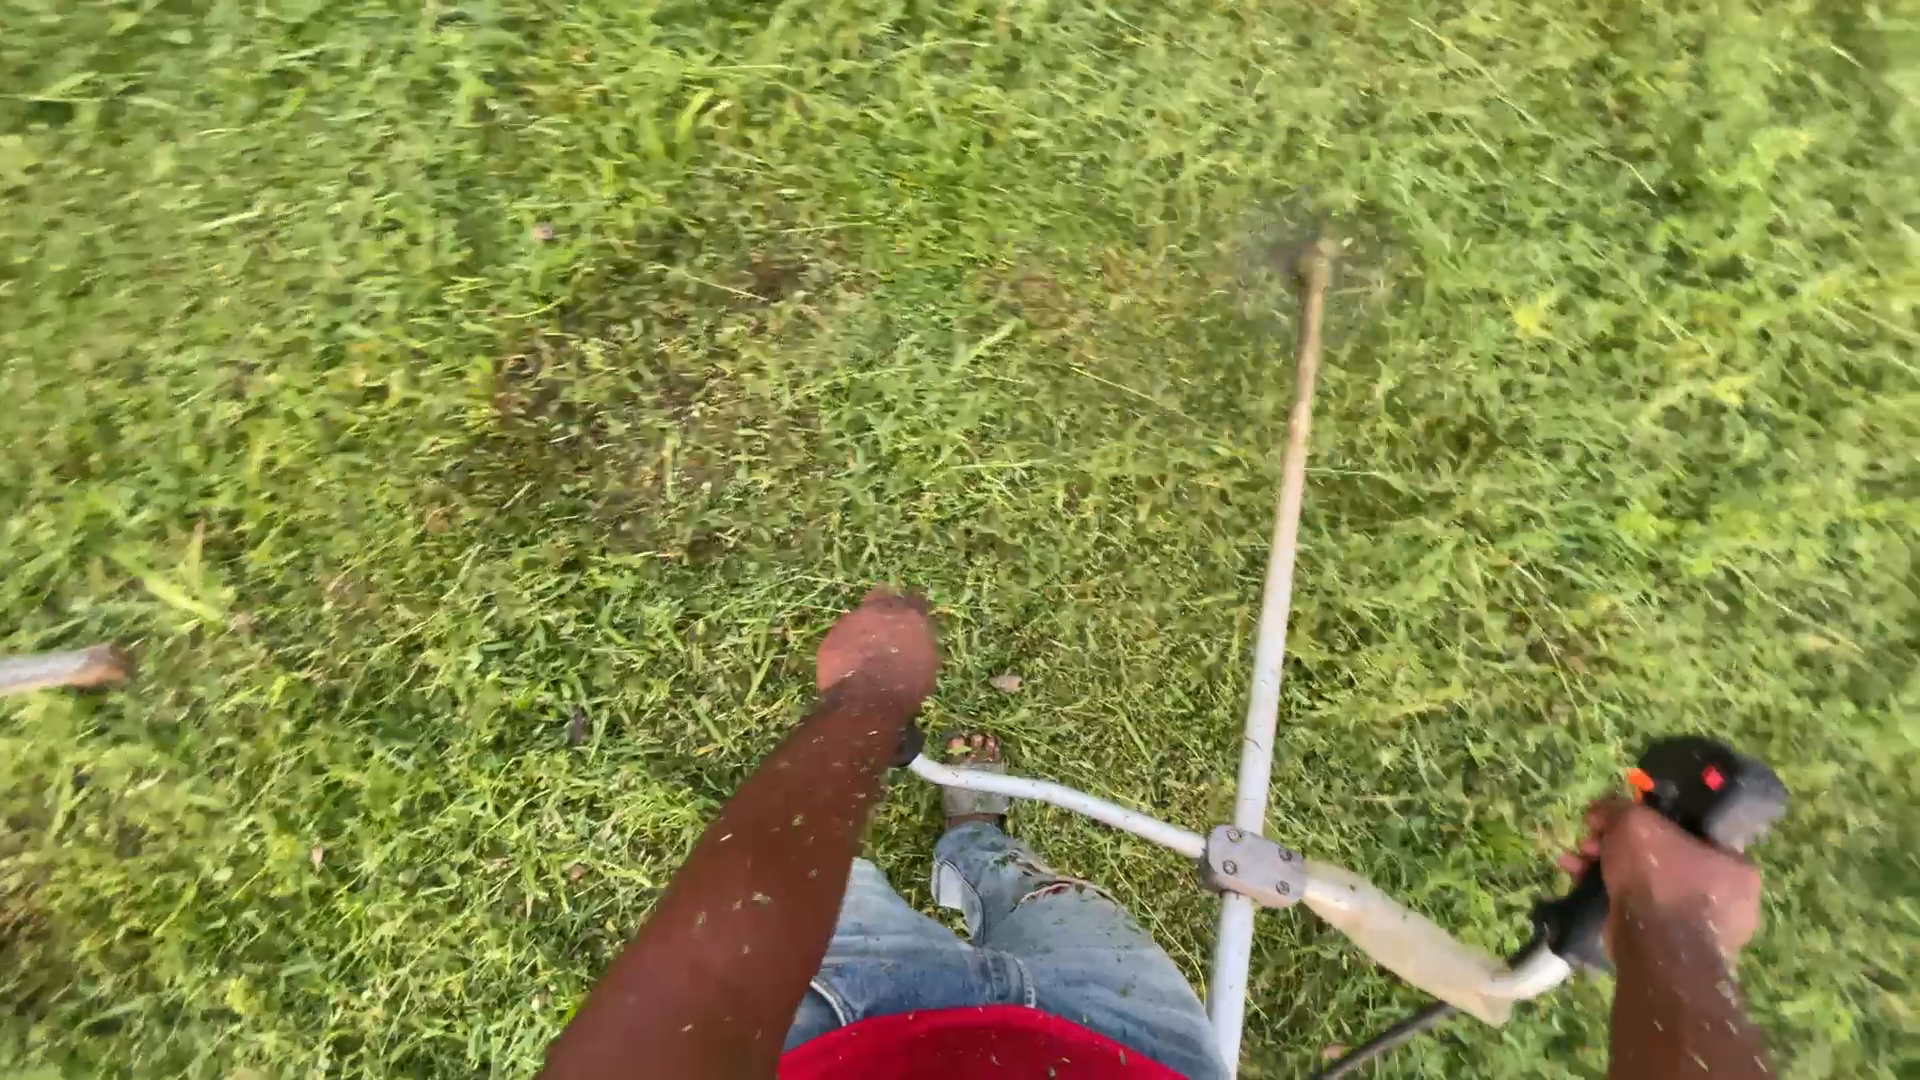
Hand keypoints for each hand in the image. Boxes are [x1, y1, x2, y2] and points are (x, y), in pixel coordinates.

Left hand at [815, 588, 937, 706]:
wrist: (866, 698)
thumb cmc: (905, 686)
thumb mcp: (926, 665)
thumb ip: (920, 645)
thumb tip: (917, 642)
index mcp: (911, 616)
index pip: (916, 601)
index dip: (913, 607)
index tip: (912, 614)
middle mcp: (882, 610)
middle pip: (883, 596)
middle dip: (885, 605)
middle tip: (886, 618)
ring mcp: (855, 619)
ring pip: (860, 614)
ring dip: (863, 624)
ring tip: (865, 642)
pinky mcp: (834, 634)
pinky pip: (842, 633)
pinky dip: (847, 641)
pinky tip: (849, 657)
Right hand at [1560, 797, 1761, 958]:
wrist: (1659, 945)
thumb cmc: (1657, 877)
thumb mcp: (1633, 822)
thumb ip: (1619, 807)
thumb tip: (1603, 813)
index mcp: (1733, 864)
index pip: (1682, 828)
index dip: (1640, 819)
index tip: (1609, 822)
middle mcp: (1726, 893)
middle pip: (1656, 853)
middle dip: (1612, 844)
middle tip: (1588, 843)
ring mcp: (1703, 920)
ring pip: (1642, 878)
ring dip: (1601, 865)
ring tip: (1574, 863)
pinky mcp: (1676, 938)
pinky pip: (1639, 903)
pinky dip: (1607, 889)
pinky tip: (1580, 882)